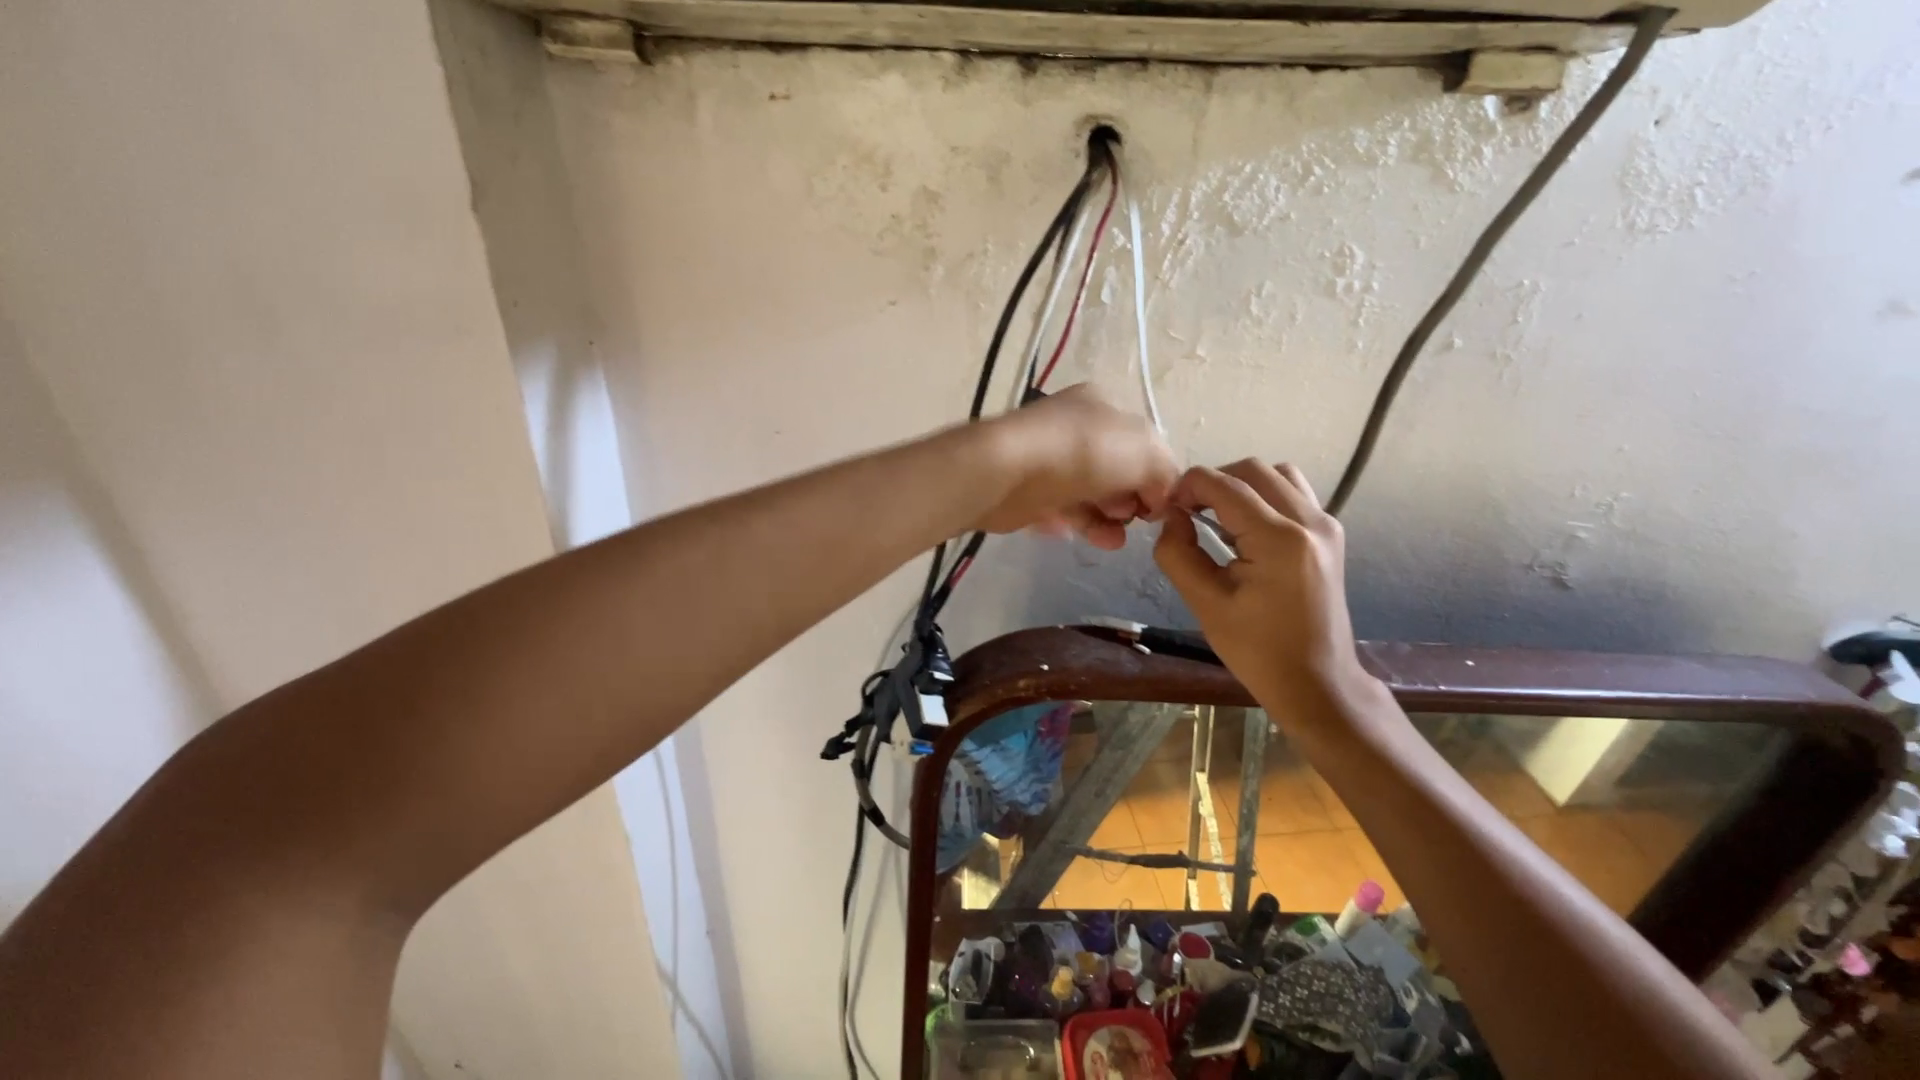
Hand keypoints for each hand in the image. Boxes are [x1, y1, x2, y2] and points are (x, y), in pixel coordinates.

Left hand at [968, 384, 1177, 549]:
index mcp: (1102, 406)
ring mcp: (1050, 461)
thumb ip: (1164, 471)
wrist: (1007, 472)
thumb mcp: (1143, 451)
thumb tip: (1162, 495)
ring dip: (1109, 519)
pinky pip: (1064, 509)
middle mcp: (1075, 429)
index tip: (1162, 505)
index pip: (1143, 442)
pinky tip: (1094, 539)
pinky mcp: (1029, 492)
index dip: (1157, 474)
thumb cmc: (1081, 453)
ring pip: (1091, 493)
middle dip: (1131, 498)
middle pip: (1117, 470)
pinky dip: (1082, 524)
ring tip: (1114, 539)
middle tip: (1133, 517)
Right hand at [1154, 460, 1381, 720]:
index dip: (1188, 487)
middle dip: (1213, 482)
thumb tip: (1172, 517)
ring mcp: (1326, 526)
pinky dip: (1265, 498)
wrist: (1317, 682)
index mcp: (1279, 540)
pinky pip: (1294, 494)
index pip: (1225, 485)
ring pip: (1279, 475)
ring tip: (1218, 518)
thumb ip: (1179, 554)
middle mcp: (1309, 521)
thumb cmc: (1258, 651)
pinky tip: (1245, 530)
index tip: (1166, 509)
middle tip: (1188, 513)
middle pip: (1253, 470)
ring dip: (1242, 486)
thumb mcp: (1206, 605)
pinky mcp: (1330, 536)